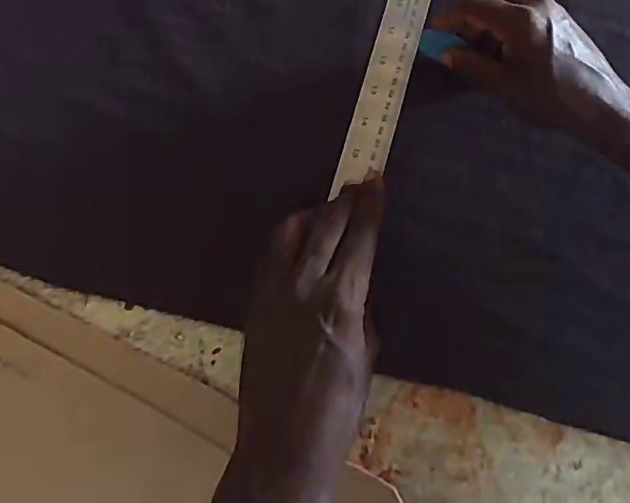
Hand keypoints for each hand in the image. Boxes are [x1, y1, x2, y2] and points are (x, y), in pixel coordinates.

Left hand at [216, 181, 383, 502]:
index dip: (369, 205)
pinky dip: (289, 236)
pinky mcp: (254, 302)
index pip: (359, 237)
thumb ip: (363, 311)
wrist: (281, 449)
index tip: (375, 180)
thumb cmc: (337, 411)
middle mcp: (305, 286)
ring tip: (329, 207)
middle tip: (358, 184)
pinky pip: (271, 254)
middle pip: (326, 224)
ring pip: (291, 230)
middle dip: (345, 199)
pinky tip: (299, 238)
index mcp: (341, 302)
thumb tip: (360, 284)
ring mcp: (274, 291)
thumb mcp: (366, 358)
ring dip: (314, 211)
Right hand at [430, 0, 629, 142]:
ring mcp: (551, 9)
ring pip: (505, 6)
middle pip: (489, 1)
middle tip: (457, 47)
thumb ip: (470, 65)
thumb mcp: (504, 85)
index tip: (435, 32)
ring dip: (487, 25)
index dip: (449, 17)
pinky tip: (507, 53)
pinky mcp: (560, 18)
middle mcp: (536, 4)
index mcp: (520, 18)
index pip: (473, 6)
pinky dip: (506, 26)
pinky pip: (522, 12)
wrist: (603, 106)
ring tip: (483, 56)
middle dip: (468, 22)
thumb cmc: (551, 97)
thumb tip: (447, 53)